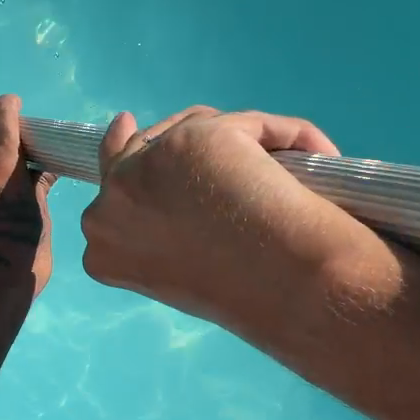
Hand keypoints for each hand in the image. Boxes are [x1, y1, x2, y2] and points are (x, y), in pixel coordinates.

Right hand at [80, 106, 386, 336]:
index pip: (108, 194)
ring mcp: (142, 170)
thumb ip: (163, 234)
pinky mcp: (190, 139)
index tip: (145, 145)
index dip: (132, 166)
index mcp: (102, 251)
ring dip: (229, 138)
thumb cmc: (238, 296)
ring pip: (188, 127)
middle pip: (133, 148)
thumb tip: (184, 192)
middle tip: (202, 133)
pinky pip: (247, 124)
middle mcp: (107, 207)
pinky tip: (318, 154)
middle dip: (166, 140)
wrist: (279, 286)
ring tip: (273, 165)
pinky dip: (285, 135)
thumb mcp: (178, 274)